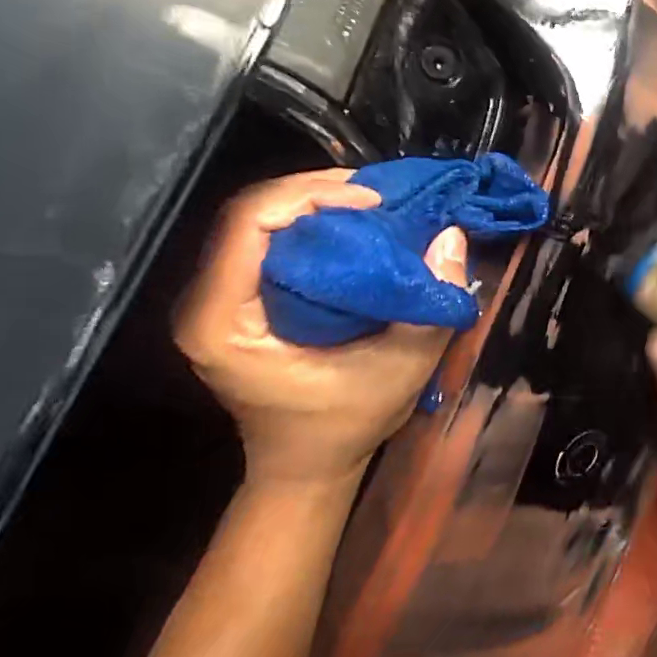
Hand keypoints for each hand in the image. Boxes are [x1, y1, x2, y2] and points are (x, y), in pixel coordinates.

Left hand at [174, 169, 469, 486]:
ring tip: (372, 203)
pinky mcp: (237, 300)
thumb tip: (450, 234)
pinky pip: (265, 240)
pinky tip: (352, 224)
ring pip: (256, 222)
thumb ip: (428, 305)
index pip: (249, 225)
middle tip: (380, 195)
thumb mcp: (401, 368)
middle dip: (316, 191)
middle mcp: (207, 303)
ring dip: (314, 202)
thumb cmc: (345, 424)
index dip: (309, 196)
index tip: (374, 204)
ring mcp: (218, 300)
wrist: (305, 465)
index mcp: (225, 322)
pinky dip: (310, 222)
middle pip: (250, 214)